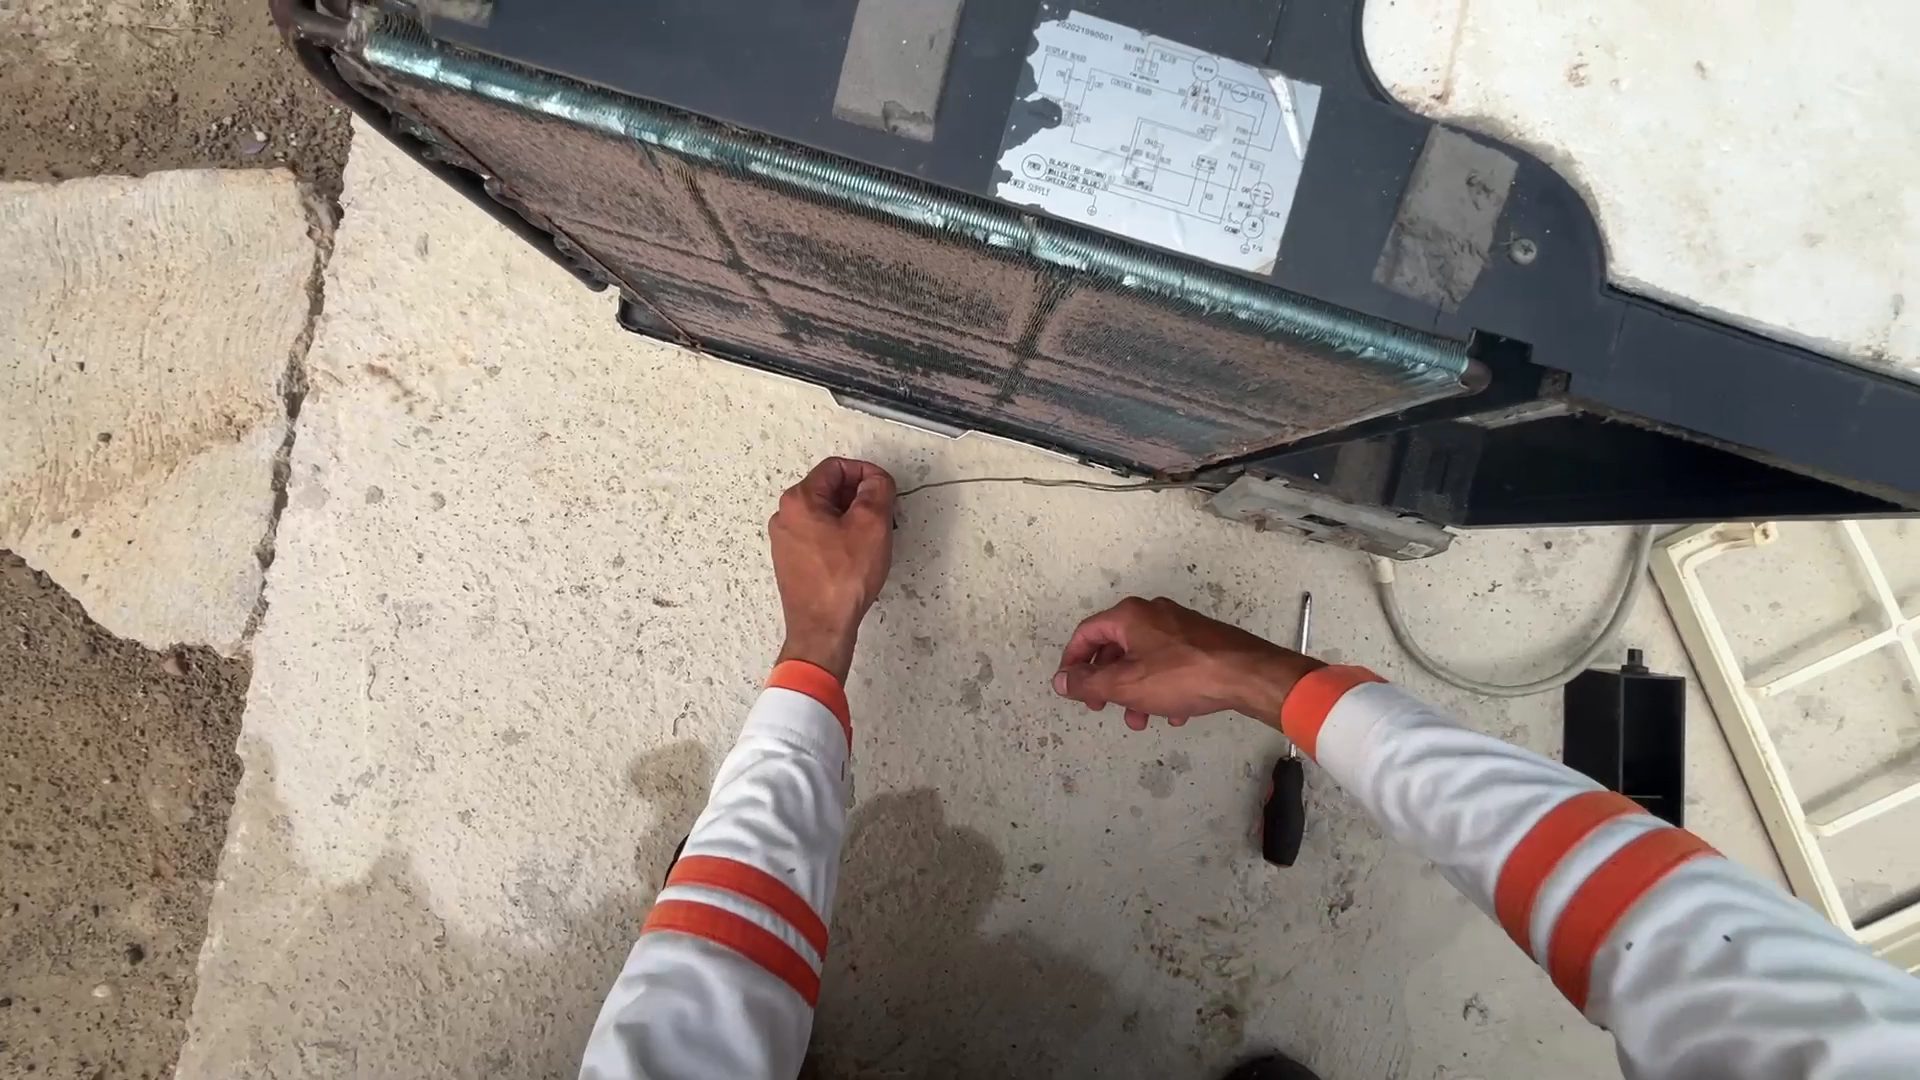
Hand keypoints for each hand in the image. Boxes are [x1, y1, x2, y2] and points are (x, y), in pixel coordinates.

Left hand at [768, 457, 896, 681]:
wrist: (822, 627)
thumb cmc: (843, 580)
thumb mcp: (872, 524)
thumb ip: (878, 490)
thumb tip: (877, 480)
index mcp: (799, 501)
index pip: (836, 467)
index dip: (866, 472)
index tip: (884, 488)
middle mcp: (785, 517)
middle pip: (829, 489)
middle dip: (860, 496)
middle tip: (884, 513)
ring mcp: (786, 541)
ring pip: (825, 514)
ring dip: (851, 517)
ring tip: (874, 537)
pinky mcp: (793, 562)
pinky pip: (819, 535)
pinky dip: (840, 536)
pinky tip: (857, 555)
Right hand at [1052, 597, 1323, 730]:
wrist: (1247, 675)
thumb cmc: (1180, 676)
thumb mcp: (1124, 685)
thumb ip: (1087, 683)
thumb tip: (1060, 680)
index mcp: (1129, 616)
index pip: (1086, 634)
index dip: (1072, 661)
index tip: (1070, 687)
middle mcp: (1152, 613)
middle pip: (1115, 647)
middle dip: (1106, 682)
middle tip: (1102, 707)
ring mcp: (1179, 626)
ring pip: (1143, 659)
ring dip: (1134, 691)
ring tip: (1140, 720)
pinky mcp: (1201, 642)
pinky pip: (1169, 664)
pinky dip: (1162, 687)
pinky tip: (1173, 713)